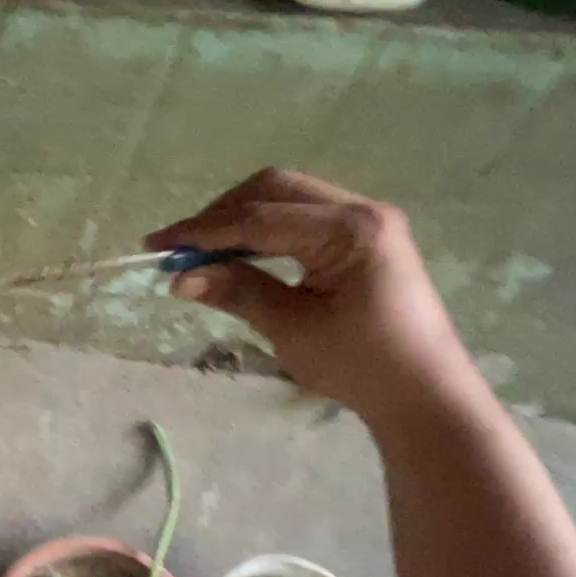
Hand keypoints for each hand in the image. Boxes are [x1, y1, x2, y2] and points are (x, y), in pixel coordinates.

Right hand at [146, 169, 480, 421]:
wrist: (419, 386)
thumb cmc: (357, 363)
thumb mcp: (290, 328)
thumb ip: (238, 292)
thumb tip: (180, 278)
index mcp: (348, 230)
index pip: (258, 218)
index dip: (202, 231)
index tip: (156, 245)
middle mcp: (359, 210)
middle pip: (273, 190)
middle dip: (218, 216)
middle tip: (176, 249)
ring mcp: (362, 220)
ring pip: (285, 199)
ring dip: (237, 220)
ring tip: (198, 253)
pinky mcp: (358, 237)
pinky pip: (298, 217)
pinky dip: (260, 231)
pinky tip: (235, 255)